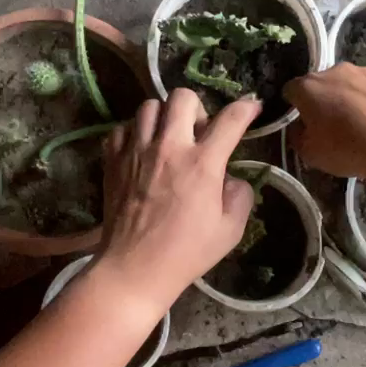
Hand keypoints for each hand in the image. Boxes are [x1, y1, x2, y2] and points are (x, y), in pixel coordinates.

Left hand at [93, 88, 261, 312]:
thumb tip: (230, 177)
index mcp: (202, 164)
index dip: (246, 108)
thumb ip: (239, 196)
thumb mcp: (230, 230)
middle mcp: (169, 147)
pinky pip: (122, 129)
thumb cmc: (186, 253)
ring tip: (167, 138)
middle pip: (182, 97)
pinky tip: (141, 151)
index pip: (230, 120)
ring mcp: (136, 151)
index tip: (252, 106)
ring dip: (163, 117)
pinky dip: (134, 133)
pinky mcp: (113, 160)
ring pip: (149, 106)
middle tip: (198, 132)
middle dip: (197, 108)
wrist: (135, 268)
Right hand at [285, 63, 365, 181]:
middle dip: (325, 101)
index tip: (304, 124)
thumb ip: (298, 136)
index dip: (295, 107)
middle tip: (335, 127)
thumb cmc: (349, 150)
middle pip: (324, 84)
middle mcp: (337, 71)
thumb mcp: (310, 154)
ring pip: (354, 83)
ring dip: (354, 99)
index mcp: (309, 87)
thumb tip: (300, 127)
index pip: (291, 91)